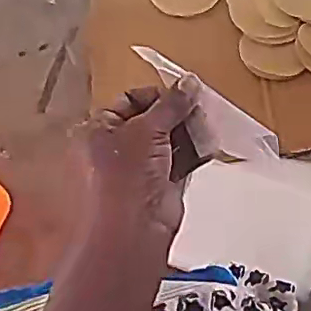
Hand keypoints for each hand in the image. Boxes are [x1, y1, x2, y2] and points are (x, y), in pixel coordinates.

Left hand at [77, 79, 200, 249]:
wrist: (136, 226)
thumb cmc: (124, 180)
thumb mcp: (148, 129)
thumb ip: (171, 104)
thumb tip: (188, 83)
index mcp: (101, 129)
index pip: (130, 100)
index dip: (156, 95)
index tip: (181, 93)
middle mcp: (120, 146)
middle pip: (154, 119)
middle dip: (177, 113)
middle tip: (198, 108)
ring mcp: (142, 165)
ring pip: (171, 139)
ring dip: (189, 132)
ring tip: (206, 125)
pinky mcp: (163, 181)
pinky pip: (183, 159)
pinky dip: (196, 151)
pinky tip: (209, 144)